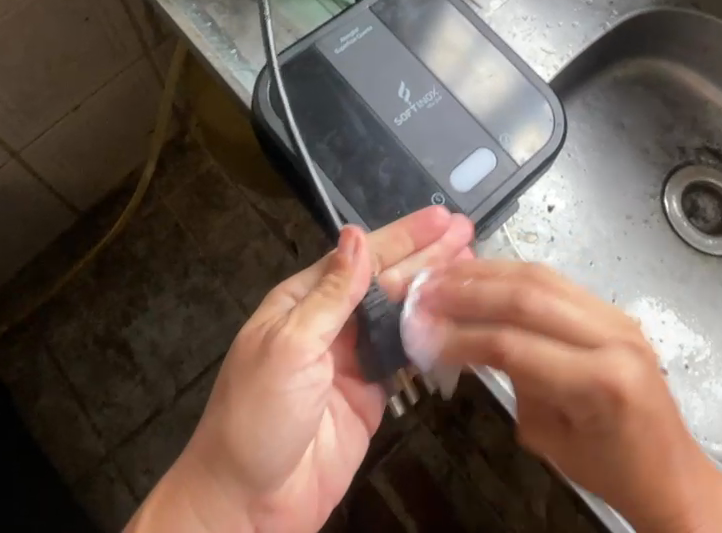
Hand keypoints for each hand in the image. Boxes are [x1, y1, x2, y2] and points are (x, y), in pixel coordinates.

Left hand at [128, 206, 474, 532]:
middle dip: (425, 255)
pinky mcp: (371, 394)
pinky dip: (431, 336)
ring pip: (400, 314)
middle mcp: (330, 322)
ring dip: (434, 289)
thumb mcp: (289, 345)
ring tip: (472, 266)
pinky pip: (405, 356)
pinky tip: (456, 317)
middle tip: (466, 232)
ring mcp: (353, 358)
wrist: (249, 502)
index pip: (360, 256)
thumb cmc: (255, 415)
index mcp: (303, 300)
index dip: (402, 236)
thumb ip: (330, 294)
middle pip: (385, 280)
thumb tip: (355, 237)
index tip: (438, 218)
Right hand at [416, 259, 721, 532]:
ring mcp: (616, 315)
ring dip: (484, 272)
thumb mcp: (547, 436)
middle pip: (526, 297)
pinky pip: (554, 280)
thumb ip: (513, 378)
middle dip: (466, 291)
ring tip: (443, 275)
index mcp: (601, 380)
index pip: (513, 344)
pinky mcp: (612, 307)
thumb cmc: (608, 468)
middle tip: (423, 291)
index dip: (460, 336)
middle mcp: (613, 336)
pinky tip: (480, 275)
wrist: (670, 471)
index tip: (420, 331)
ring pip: (539, 276)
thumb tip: (464, 339)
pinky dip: (510, 274)